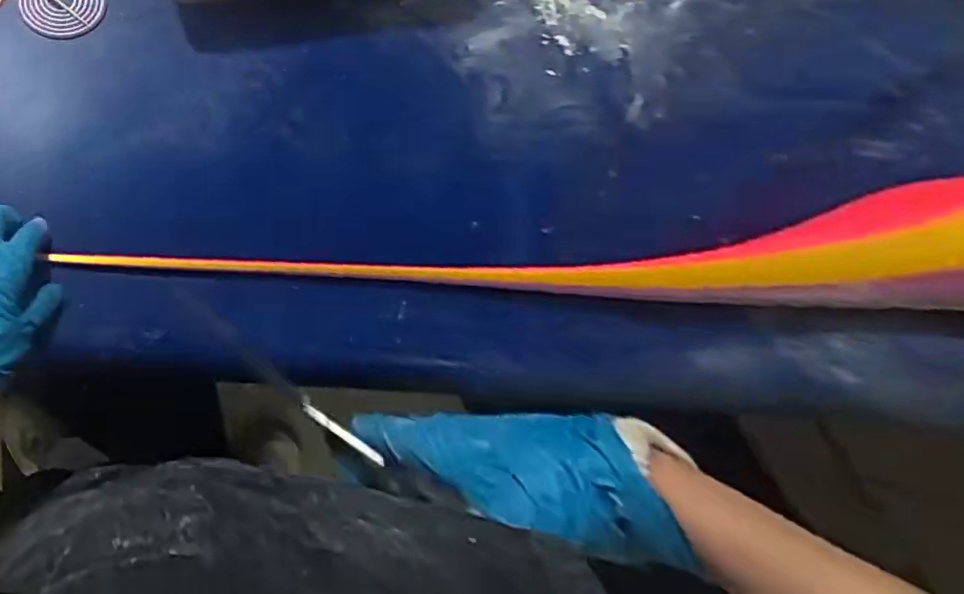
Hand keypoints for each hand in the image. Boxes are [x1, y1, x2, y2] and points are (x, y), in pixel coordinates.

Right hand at [349, 412, 700, 572]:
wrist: (624, 480)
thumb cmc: (554, 489)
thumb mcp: (501, 516)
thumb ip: (452, 520)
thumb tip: (410, 531)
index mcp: (436, 436)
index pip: (375, 432)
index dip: (351, 451)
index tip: (339, 479)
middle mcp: (446, 433)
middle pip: (395, 449)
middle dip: (379, 475)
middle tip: (371, 511)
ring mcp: (474, 444)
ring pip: (424, 462)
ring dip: (410, 484)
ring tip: (401, 516)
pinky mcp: (499, 461)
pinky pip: (452, 472)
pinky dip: (440, 490)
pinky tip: (445, 517)